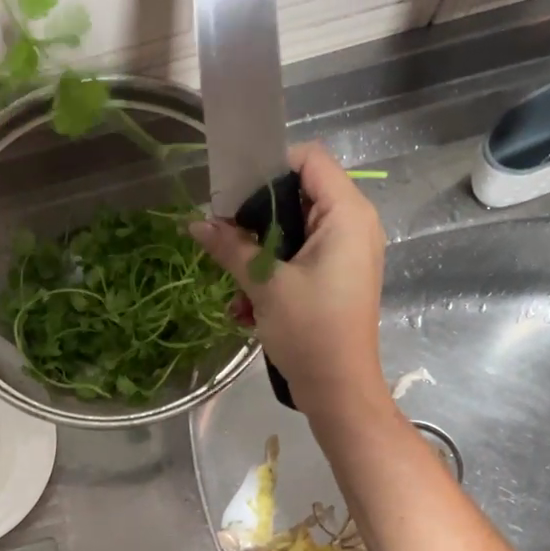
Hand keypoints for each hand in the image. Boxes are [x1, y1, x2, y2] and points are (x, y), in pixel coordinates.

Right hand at [191, 143, 389, 417]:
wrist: (339, 391)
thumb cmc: (309, 331)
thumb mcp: (265, 286)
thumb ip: (231, 248)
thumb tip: (196, 223)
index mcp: (346, 214)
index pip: (308, 159)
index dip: (268, 170)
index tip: (234, 199)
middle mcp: (353, 225)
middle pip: (298, 197)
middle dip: (257, 221)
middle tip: (226, 242)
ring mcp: (347, 255)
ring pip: (293, 235)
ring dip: (259, 258)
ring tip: (237, 290)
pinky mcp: (337, 281)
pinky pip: (300, 262)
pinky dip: (273, 279)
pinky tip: (249, 310)